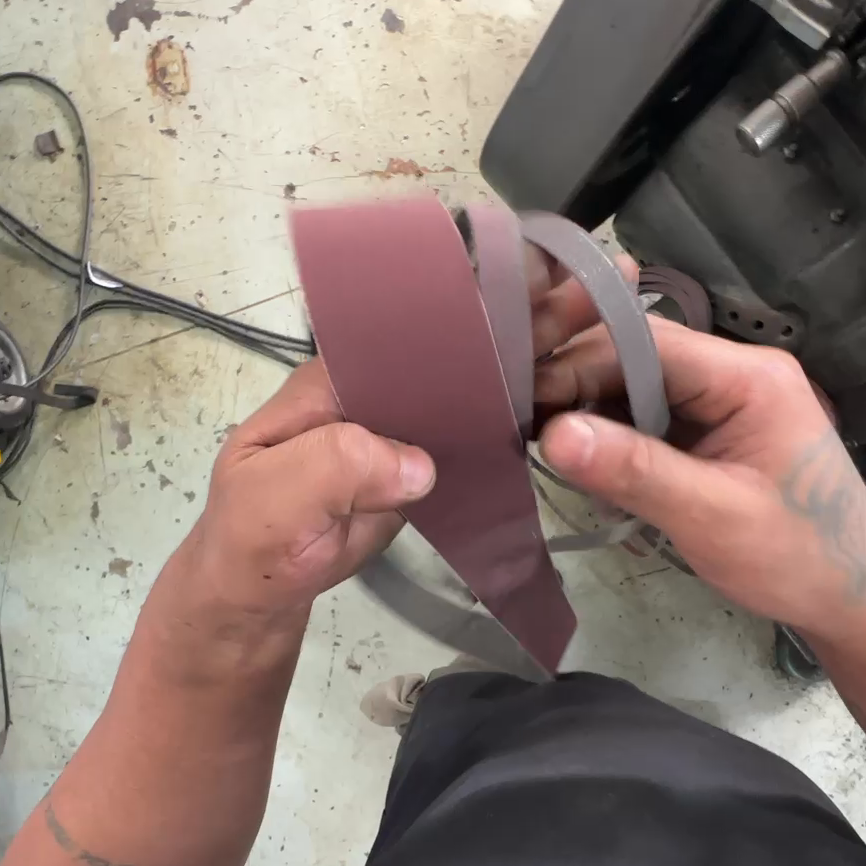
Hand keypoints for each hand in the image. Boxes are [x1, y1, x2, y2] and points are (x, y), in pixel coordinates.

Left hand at [172, 246, 638, 619]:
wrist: (265, 586)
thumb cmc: (253, 535)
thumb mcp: (275, 495)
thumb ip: (335, 466)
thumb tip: (420, 463)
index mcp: (341, 378)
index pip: (412, 327)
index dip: (472, 302)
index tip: (536, 279)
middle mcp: (383, 391)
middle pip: (461, 346)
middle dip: (526, 316)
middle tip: (600, 288)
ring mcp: (409, 430)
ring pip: (477, 390)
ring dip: (537, 362)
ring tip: (611, 332)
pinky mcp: (427, 469)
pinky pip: (478, 439)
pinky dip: (522, 423)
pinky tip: (577, 404)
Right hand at [534, 320, 865, 637]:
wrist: (853, 599)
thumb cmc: (798, 558)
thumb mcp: (711, 516)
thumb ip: (634, 471)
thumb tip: (552, 434)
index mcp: (746, 376)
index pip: (643, 343)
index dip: (577, 365)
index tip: (522, 403)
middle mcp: (731, 374)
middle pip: (633, 360)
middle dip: (579, 394)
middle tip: (525, 435)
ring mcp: (721, 403)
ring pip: (633, 392)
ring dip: (593, 423)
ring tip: (557, 462)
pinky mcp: (711, 433)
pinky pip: (646, 422)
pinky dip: (615, 447)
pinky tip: (597, 479)